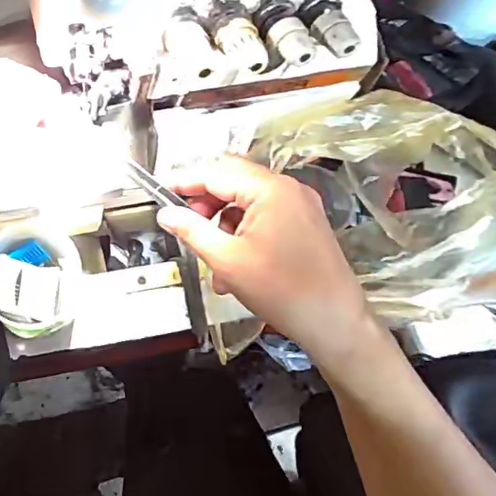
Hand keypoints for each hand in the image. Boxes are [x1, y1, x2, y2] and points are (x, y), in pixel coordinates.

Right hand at [156, 155, 390, 369]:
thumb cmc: (281, 290)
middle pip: (232, 180)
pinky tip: (231, 263)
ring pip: (245, 200)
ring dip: (221, 220)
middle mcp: (288, 190)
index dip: (184, 181)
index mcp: (270, 190)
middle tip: (183, 222)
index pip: (216, 172)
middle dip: (203, 200)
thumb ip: (191, 230)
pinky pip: (262, 215)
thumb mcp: (225, 259)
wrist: (335, 323)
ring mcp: (300, 206)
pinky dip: (241, 231)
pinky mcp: (304, 223)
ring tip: (209, 252)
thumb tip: (166, 213)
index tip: (160, 192)